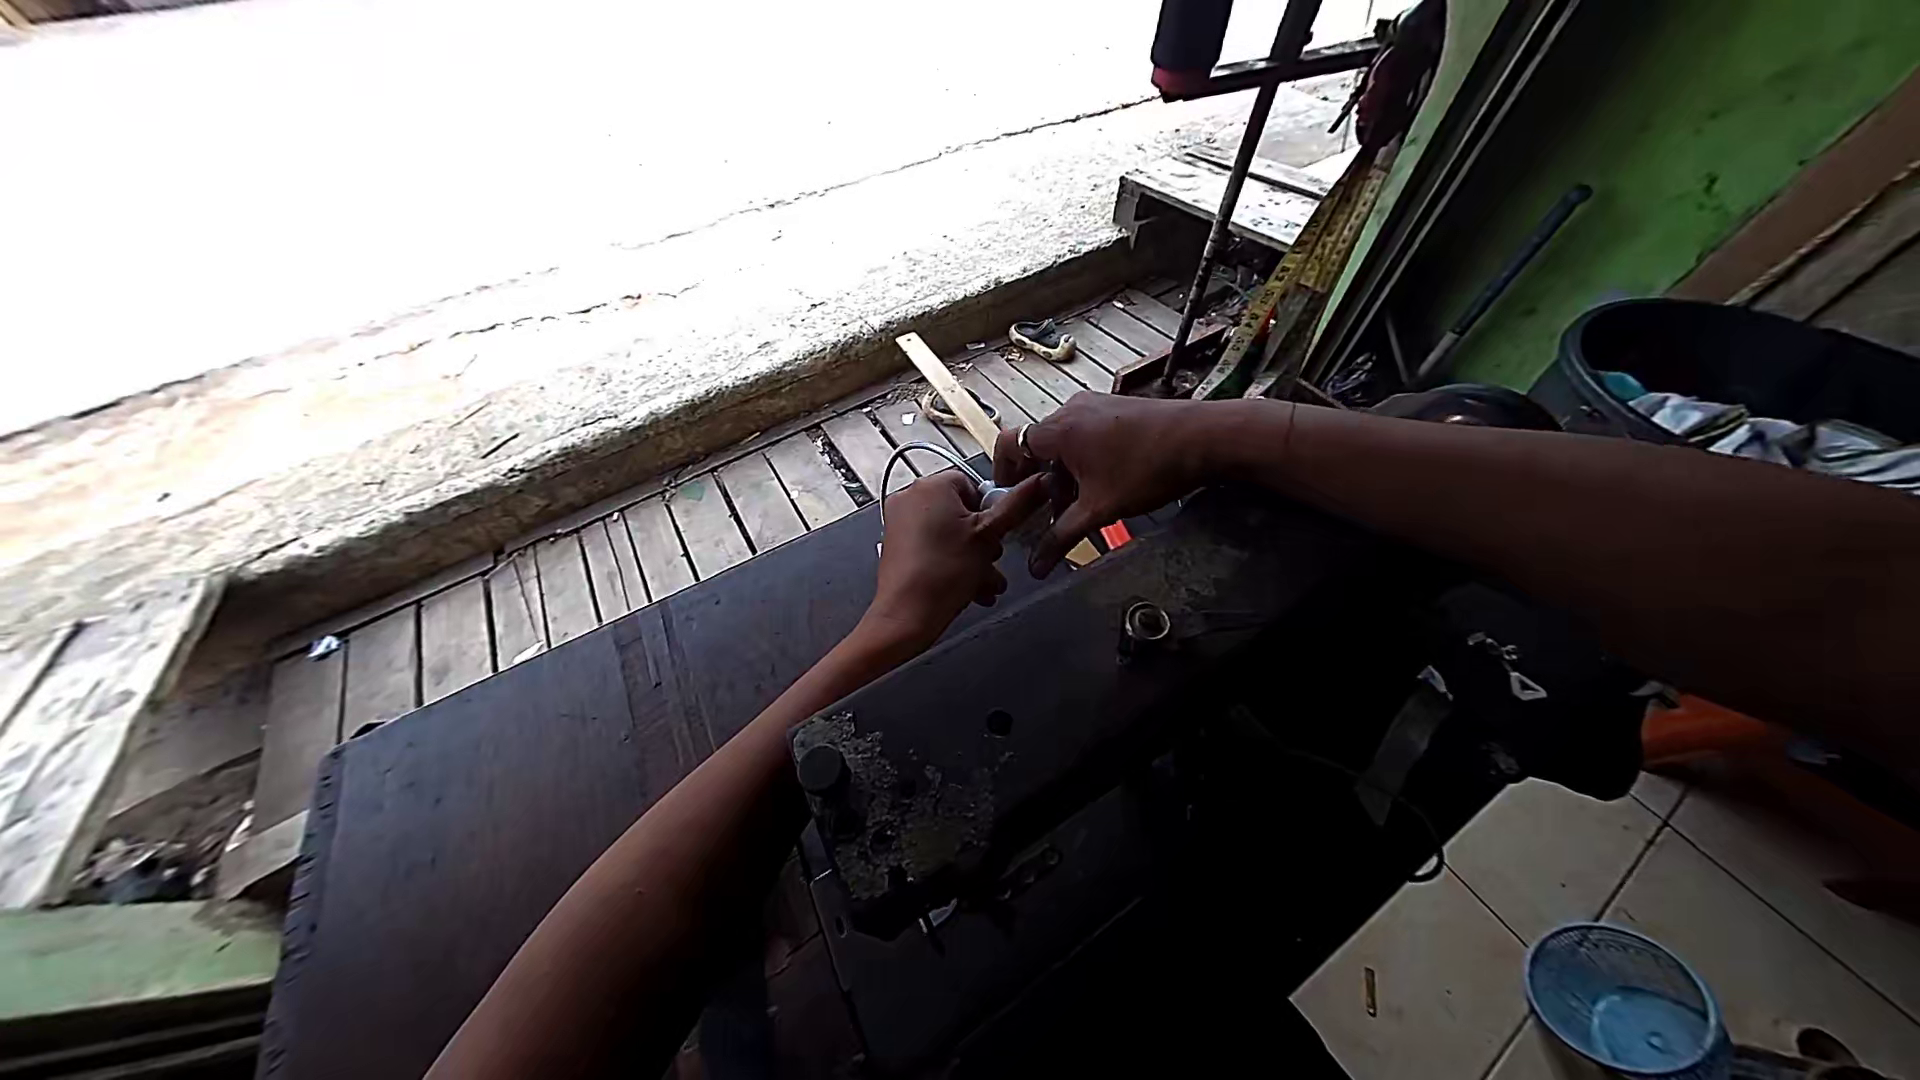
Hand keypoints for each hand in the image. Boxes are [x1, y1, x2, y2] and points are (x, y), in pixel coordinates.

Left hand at [860, 469, 1050, 653]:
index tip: (998, 530)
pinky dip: (951, 562)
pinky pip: (933, 546)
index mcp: (931, 486)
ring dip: (972, 556)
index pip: (973, 484)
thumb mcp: (990, 535)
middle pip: (961, 512)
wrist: (907, 614)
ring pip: (950, 533)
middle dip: (983, 540)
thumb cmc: (941, 574)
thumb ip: (1018, 504)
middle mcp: (910, 499)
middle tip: (990, 558)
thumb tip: (1039, 482)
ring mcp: (900, 523)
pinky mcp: (898, 546)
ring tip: (983, 580)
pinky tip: (968, 586)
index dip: (990, 510)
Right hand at [993, 392, 1221, 576]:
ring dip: (1061, 473)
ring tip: (1077, 504)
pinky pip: (1083, 434)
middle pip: (1037, 447)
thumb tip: (1037, 566)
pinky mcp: (1115, 408)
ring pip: (1062, 442)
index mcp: (1059, 429)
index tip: (1006, 497)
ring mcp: (1095, 405)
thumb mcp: (1099, 510)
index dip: (1002, 473)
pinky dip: (1081, 460)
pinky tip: (1100, 485)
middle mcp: (1071, 410)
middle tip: (1044, 511)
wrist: (1206, 438)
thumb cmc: (1149, 467)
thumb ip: (1061, 538)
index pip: (1010, 445)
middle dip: (1037, 481)